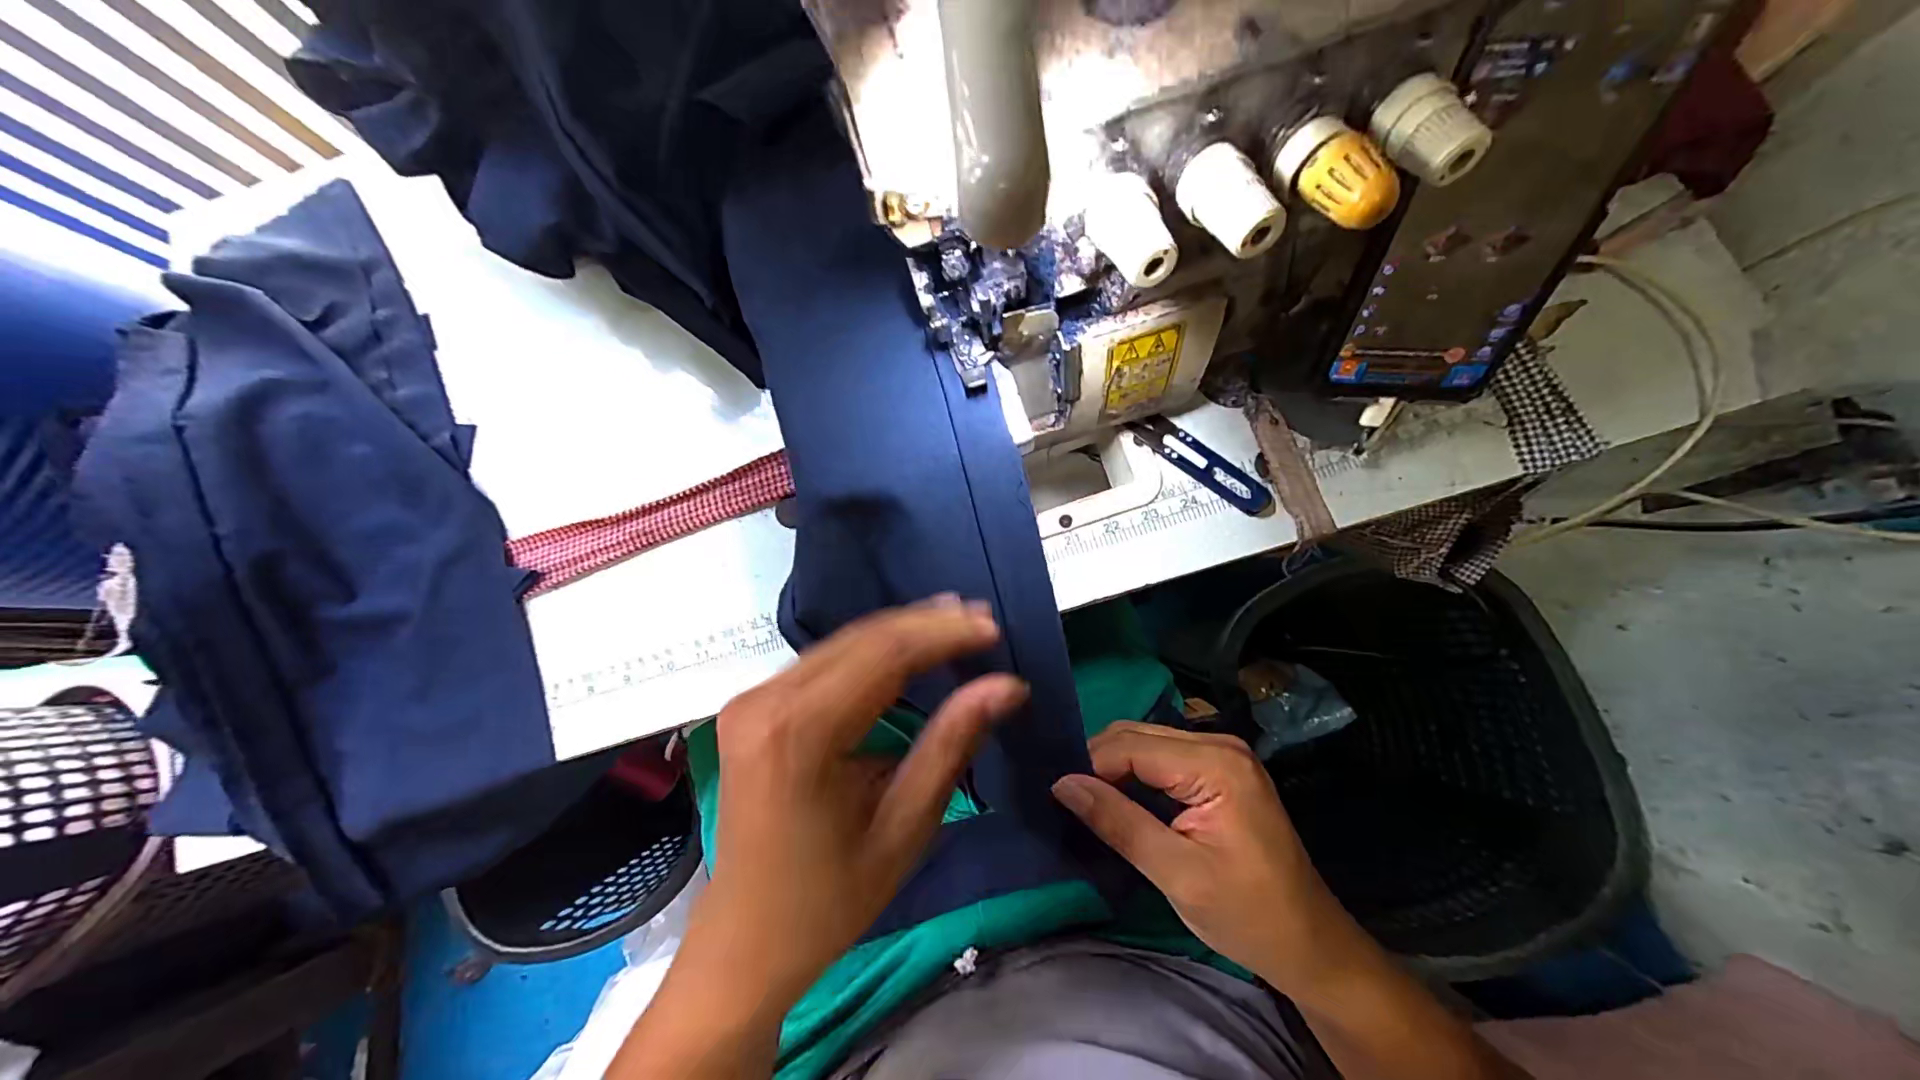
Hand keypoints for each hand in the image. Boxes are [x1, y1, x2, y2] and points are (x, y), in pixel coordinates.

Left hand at [689, 596, 1028, 1008]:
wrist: (745, 942)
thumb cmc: (829, 900)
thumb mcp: (903, 827)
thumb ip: (951, 745)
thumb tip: (1005, 687)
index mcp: (799, 733)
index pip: (884, 656)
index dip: (943, 635)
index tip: (993, 629)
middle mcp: (765, 701)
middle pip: (860, 639)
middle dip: (926, 625)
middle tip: (982, 621)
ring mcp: (750, 700)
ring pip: (840, 644)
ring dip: (899, 633)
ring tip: (956, 626)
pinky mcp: (750, 707)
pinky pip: (820, 663)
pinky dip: (868, 654)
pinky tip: (905, 650)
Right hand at [1049, 722, 1364, 991]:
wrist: (1312, 946)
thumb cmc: (1249, 916)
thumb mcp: (1177, 874)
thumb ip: (1119, 822)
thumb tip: (1062, 784)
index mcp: (1215, 764)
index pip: (1128, 746)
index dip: (1088, 767)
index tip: (1055, 796)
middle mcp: (1219, 744)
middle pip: (1135, 736)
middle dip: (1097, 763)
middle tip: (1065, 800)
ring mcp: (1223, 754)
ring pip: (1145, 743)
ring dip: (1113, 768)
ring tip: (1085, 800)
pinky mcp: (1221, 769)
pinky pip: (1163, 757)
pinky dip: (1135, 774)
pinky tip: (1118, 799)